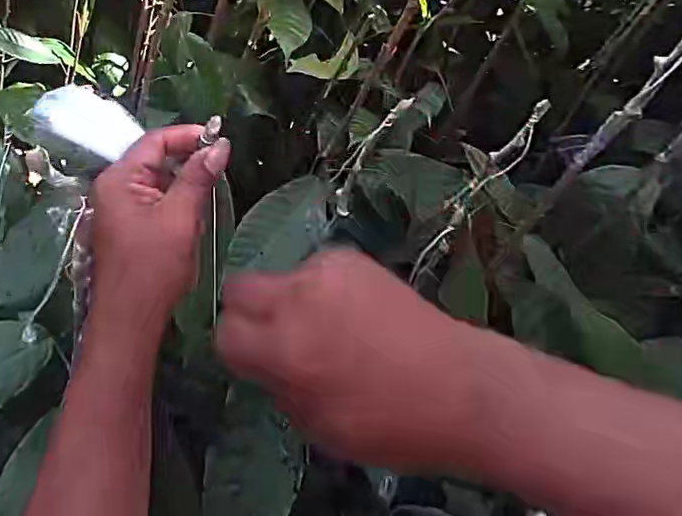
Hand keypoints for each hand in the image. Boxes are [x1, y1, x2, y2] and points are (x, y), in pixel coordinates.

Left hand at [88, 124, 229, 329]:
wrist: (128, 325)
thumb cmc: (152, 268)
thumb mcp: (180, 217)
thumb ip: (198, 176)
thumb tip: (220, 145)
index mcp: (118, 179)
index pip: (154, 141)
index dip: (188, 135)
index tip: (219, 136)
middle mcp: (112, 188)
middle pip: (154, 159)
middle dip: (187, 161)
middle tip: (218, 165)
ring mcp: (115, 209)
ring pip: (156, 181)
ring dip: (182, 185)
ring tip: (207, 195)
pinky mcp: (124, 227)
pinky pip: (152, 201)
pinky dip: (174, 203)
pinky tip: (191, 219)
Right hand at [216, 249, 488, 472]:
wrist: (456, 384)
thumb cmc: (388, 422)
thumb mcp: (319, 426)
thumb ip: (277, 386)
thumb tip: (260, 361)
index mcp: (285, 349)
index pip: (225, 332)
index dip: (233, 347)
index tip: (249, 356)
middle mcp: (296, 299)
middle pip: (238, 286)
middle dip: (246, 310)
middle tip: (273, 332)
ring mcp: (323, 270)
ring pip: (281, 277)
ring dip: (291, 299)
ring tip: (328, 325)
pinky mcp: (348, 255)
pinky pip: (315, 268)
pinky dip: (322, 286)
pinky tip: (353, 309)